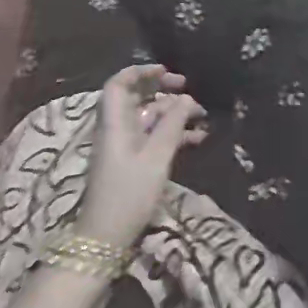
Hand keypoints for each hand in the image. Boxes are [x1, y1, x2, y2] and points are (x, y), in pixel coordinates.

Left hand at [76, 66, 207, 249]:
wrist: (106, 236)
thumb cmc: (129, 193)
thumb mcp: (156, 157)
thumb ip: (172, 125)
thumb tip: (186, 99)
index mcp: (115, 122)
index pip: (119, 84)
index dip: (140, 72)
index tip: (167, 71)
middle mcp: (117, 129)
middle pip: (136, 98)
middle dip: (162, 90)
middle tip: (188, 89)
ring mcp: (124, 146)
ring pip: (148, 118)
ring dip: (173, 114)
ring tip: (201, 117)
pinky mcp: (132, 162)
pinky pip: (152, 137)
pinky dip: (172, 134)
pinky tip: (197, 139)